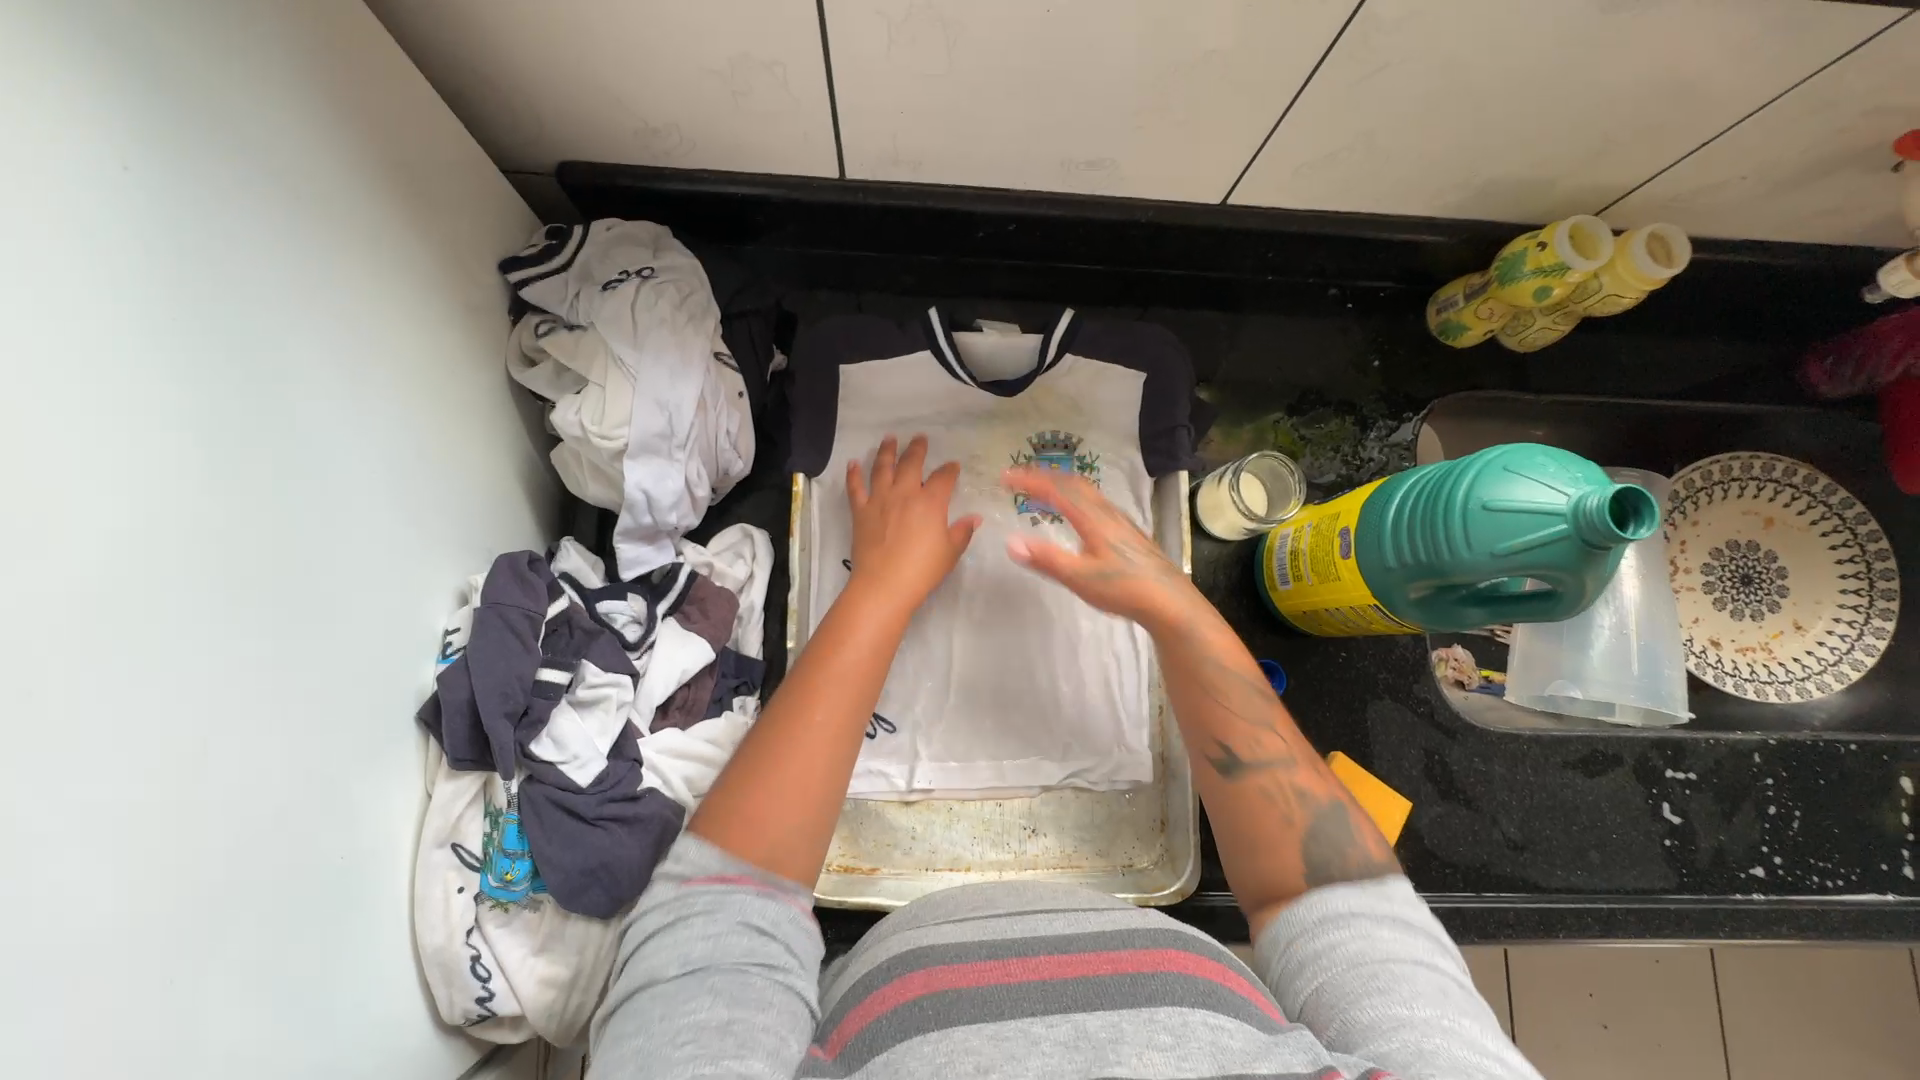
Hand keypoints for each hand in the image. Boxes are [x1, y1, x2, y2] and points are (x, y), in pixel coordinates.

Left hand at [846, 435, 980, 609]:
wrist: (884, 584)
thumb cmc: (922, 570)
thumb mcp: (950, 552)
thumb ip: (962, 532)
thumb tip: (974, 518)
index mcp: (930, 502)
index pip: (943, 478)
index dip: (949, 470)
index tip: (953, 466)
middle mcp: (904, 493)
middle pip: (911, 463)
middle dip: (917, 449)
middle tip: (919, 438)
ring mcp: (879, 500)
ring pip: (882, 468)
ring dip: (886, 451)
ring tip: (889, 439)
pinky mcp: (860, 511)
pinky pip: (855, 487)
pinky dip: (853, 474)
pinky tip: (852, 463)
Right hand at [1001, 466, 1200, 628]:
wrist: (1169, 601)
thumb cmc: (1123, 589)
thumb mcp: (1079, 577)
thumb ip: (1046, 559)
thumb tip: (1011, 542)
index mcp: (1092, 518)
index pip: (1056, 489)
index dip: (1029, 480)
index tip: (1005, 477)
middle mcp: (1107, 513)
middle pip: (1073, 483)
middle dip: (1045, 477)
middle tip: (1021, 479)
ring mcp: (1120, 521)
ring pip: (1087, 493)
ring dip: (1062, 485)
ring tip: (1044, 491)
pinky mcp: (1128, 533)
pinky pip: (1096, 503)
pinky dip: (1076, 498)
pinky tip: (1078, 515)